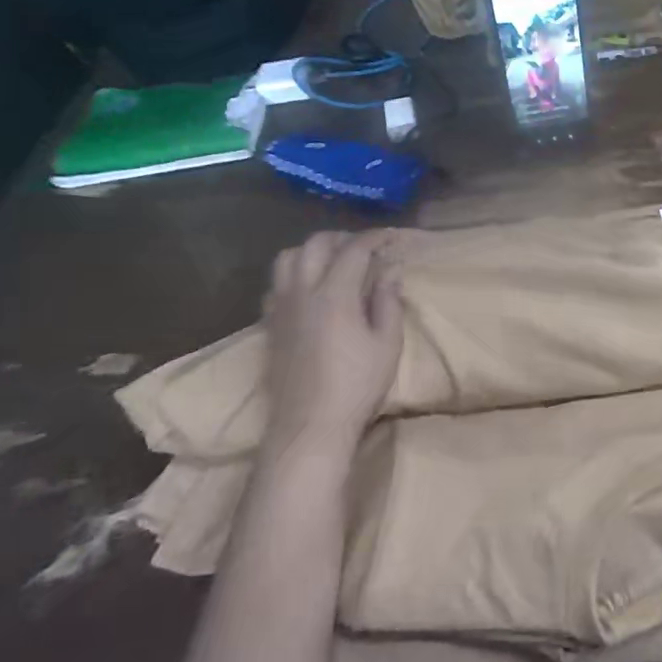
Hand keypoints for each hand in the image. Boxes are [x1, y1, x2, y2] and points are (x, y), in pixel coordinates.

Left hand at [262, 230, 404, 455]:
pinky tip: (310, 290)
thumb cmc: (357, 384)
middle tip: (364, 248)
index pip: (353, 249)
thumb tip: (389, 271)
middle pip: (315, 244)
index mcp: (335, 294)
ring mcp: (281, 307)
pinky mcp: (270, 325)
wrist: (309, 424)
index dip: (374, 238)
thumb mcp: (387, 344)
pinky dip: (295, 274)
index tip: (391, 237)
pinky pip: (277, 284)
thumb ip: (387, 301)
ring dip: (312, 251)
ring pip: (287, 258)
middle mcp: (303, 292)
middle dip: (342, 238)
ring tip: (333, 262)